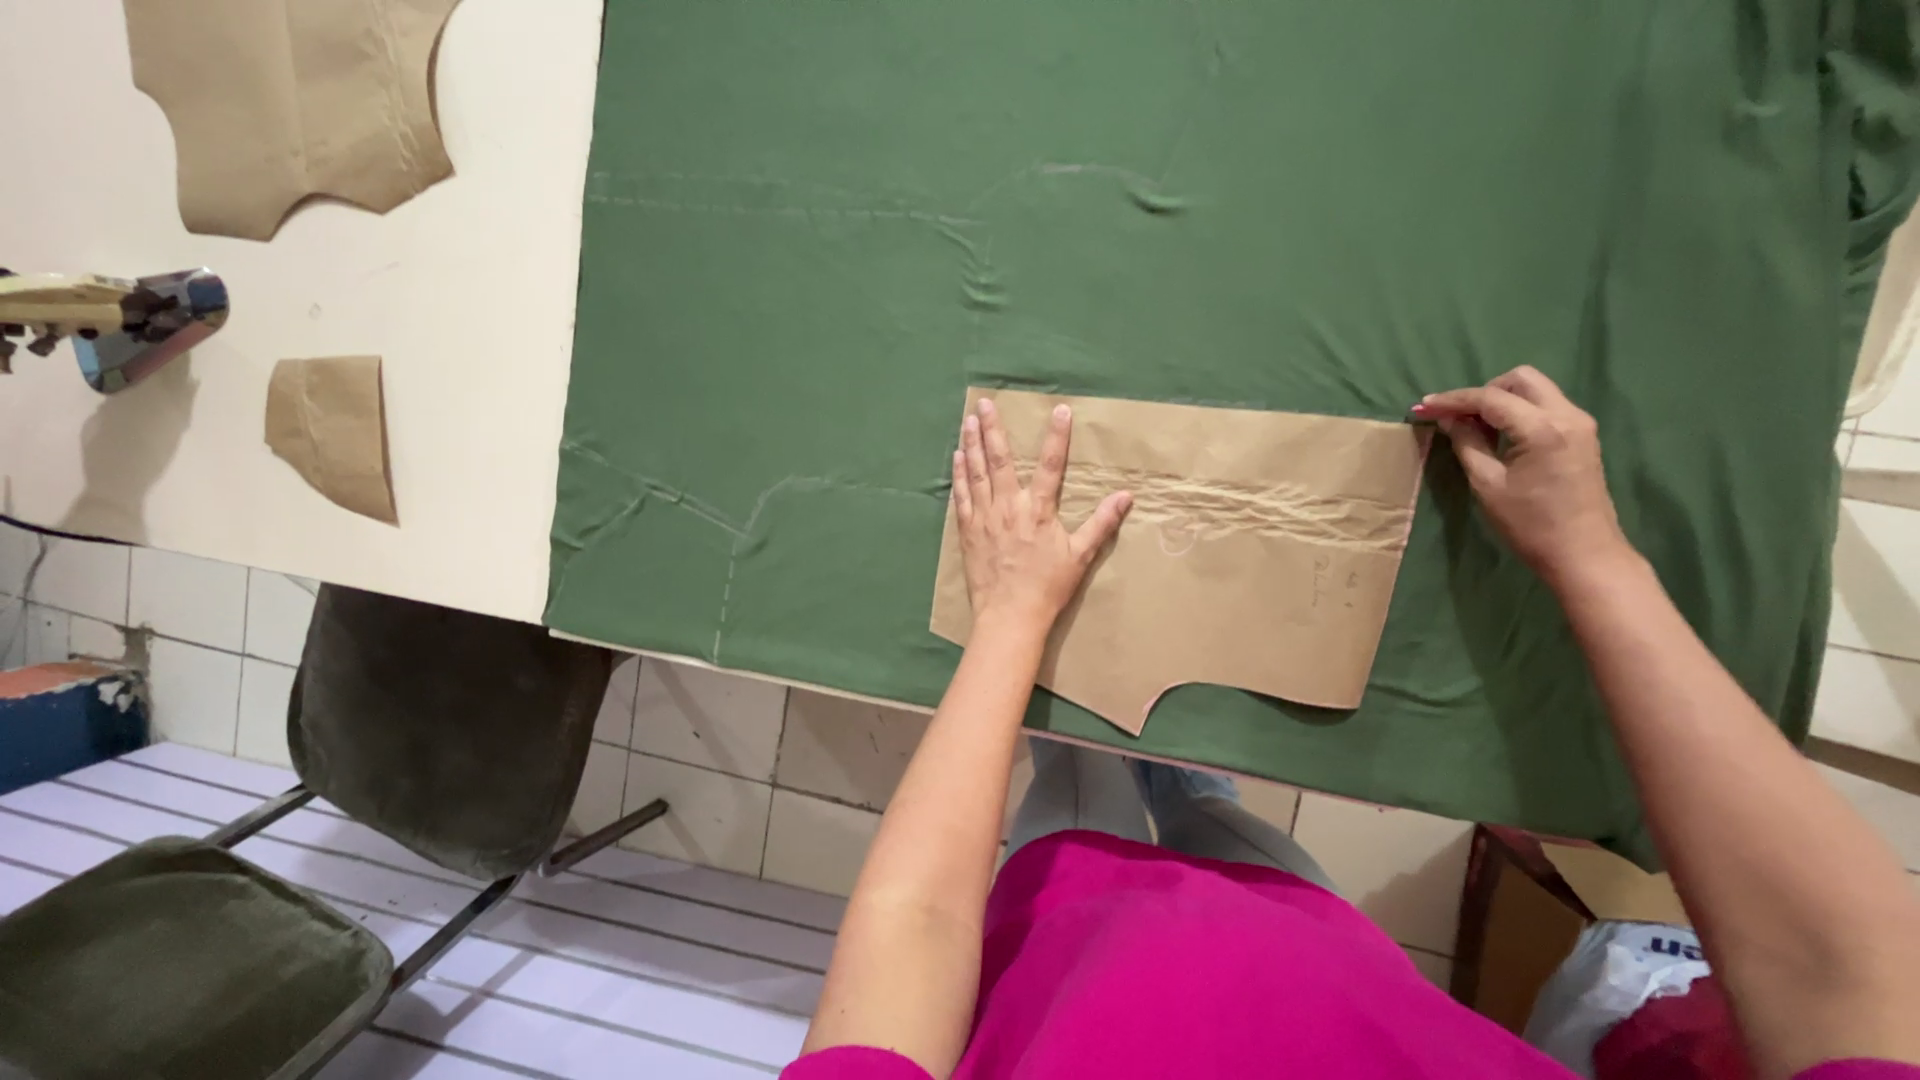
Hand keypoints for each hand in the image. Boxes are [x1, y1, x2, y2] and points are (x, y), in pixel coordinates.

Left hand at [952, 397, 1131, 628]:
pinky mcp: (968, 531)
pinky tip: (958, 456)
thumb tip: (1126, 497)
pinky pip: (962, 495)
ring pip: (977, 472)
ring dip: (972, 443)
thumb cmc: (1047, 588)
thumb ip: (1101, 524)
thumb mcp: (1080, 557)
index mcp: (1039, 511)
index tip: (1060, 410)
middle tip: (985, 403)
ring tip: (968, 419)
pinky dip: (960, 473)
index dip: (1057, 436)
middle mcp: (1009, 507)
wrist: (1009, 616)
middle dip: (994, 428)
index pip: (1051, 465)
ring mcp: (985, 518)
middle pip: (1001, 460)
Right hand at [1413, 366, 1633, 585]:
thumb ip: (1467, 443)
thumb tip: (1448, 418)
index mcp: (1542, 429)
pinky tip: (1498, 433)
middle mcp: (1567, 415)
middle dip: (1483, 391)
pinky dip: (1518, 410)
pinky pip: (1545, 406)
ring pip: (1535, 390)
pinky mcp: (1582, 434)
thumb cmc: (1529, 523)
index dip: (1453, 399)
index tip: (1424, 405)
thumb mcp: (1487, 483)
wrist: (1582, 553)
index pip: (1491, 398)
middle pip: (1521, 379)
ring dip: (1501, 399)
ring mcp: (1579, 423)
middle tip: (1457, 417)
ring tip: (1473, 426)